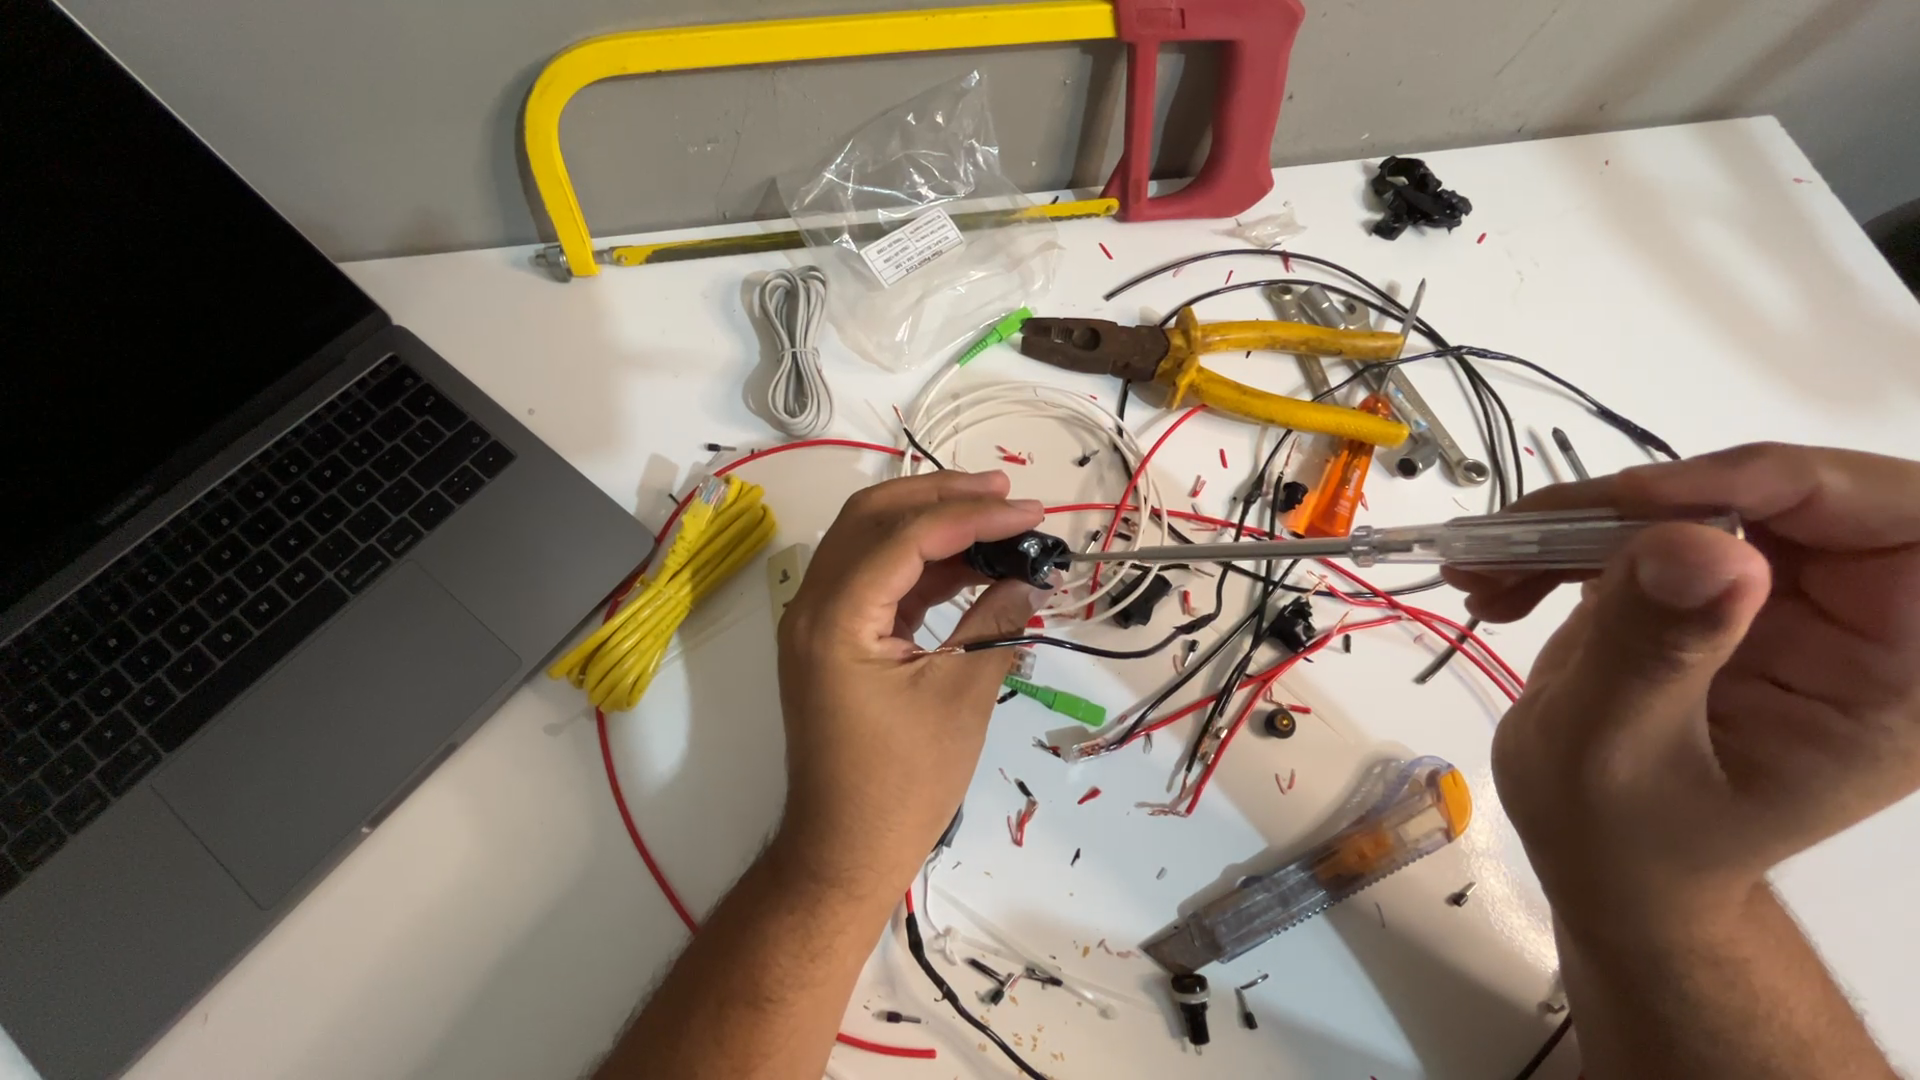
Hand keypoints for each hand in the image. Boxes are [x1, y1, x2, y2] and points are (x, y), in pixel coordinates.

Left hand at [773, 470, 1046, 892]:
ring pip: (872, 542)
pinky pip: (877, 581)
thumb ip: (994, 624)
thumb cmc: (904, 784)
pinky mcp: (835, 639)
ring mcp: (819, 621)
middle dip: (941, 497)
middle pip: (873, 517)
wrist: (846, 849)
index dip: (971, 515)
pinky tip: (971, 565)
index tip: (1030, 512)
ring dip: (932, 526)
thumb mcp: (961, 696)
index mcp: (835, 618)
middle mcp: (814, 605)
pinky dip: (922, 567)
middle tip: (1004, 493)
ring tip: (997, 520)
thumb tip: (1026, 578)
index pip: (905, 535)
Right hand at [1446, 443, 1919, 938]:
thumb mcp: (1623, 749)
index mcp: (1894, 668)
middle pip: (1767, 498)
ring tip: (1479, 568)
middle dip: (1627, 507)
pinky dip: (1548, 548)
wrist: (1601, 862)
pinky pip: (1629, 536)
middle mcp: (1848, 621)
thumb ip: (1657, 650)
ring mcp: (1765, 606)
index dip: (1782, 482)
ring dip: (1566, 526)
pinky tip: (1490, 586)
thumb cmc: (1623, 837)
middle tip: (1518, 534)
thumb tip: (1693, 542)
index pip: (1898, 521)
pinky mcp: (1692, 599)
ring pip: (1681, 507)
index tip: (1640, 499)